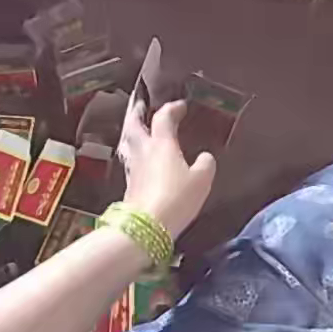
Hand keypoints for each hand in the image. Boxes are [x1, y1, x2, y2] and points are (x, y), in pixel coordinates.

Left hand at [119, 99, 216, 236]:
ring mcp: (133, 167)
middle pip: (134, 124)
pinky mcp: (129, 184)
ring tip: (135, 128)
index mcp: (161, 143)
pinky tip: (138, 157)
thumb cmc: (177, 198)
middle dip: (137, 112)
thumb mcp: (202, 180)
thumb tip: (204, 157)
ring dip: (131, 131)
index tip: (180, 106)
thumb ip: (205, 164)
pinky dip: (133, 151)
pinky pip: (129, 159)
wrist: (147, 225)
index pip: (164, 117)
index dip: (172, 108)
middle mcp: (143, 150)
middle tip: (140, 105)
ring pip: (127, 141)